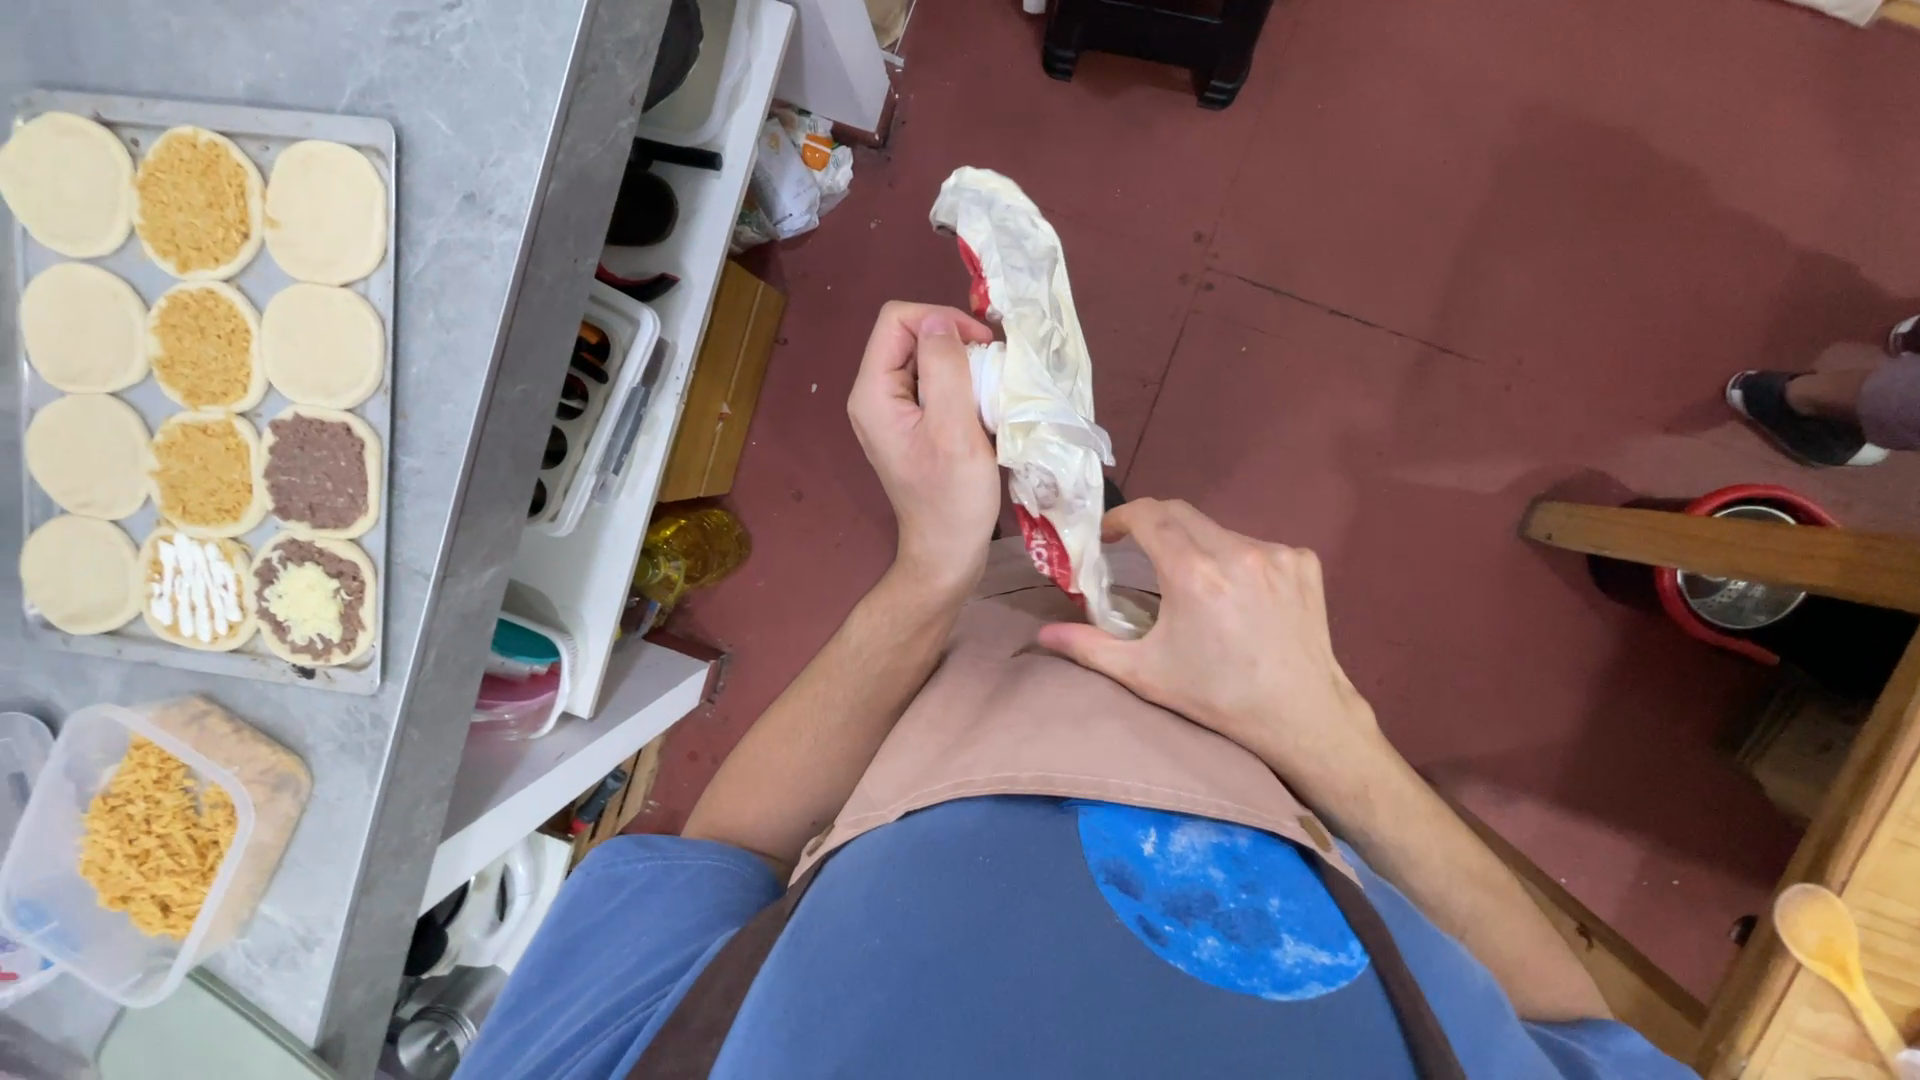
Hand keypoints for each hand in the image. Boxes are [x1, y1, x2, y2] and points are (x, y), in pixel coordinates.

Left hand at [849, 302, 1000, 598]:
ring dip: (963, 367)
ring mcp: (892, 413)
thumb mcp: (954, 430)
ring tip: (991, 392)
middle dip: (954, 343)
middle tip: (992, 371)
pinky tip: (982, 409)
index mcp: (873, 393)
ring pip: (926, 361)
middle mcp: (874, 397)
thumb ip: (944, 369)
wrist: (947, 553)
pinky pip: (934, 386)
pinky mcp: (911, 426)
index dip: (940, 320)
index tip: (982, 345)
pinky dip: (962, 387)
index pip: (897, 320)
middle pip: (910, 337)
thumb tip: (940, 321)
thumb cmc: (952, 499)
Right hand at [1036, 499, 1389, 798]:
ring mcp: (1276, 553)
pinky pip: (1257, 544)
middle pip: (1181, 514)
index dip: (1121, 517)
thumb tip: (1043, 635)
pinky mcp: (1303, 562)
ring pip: (1219, 530)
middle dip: (1153, 525)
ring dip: (1196, 545)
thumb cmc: (1217, 696)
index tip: (1108, 535)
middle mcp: (1236, 551)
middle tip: (1139, 550)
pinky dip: (1237, 560)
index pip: (1149, 516)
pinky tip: (1239, 595)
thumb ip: (1089, 648)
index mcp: (1194, 574)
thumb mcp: (1146, 674)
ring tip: (1194, 584)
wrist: (1301, 716)